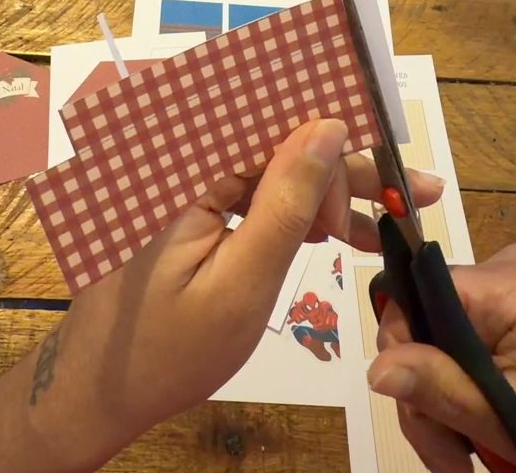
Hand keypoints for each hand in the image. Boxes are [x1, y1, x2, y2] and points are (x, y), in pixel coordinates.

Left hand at [39, 118, 442, 466]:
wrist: (100, 388)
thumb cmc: (170, 346)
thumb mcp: (242, 280)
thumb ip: (285, 203)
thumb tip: (328, 128)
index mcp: (191, 167)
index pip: (273, 127)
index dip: (336, 136)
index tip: (393, 153)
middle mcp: (188, 162)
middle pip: (279, 145)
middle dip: (346, 166)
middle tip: (415, 188)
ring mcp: (191, 186)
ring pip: (273, 170)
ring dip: (330, 191)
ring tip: (392, 213)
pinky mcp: (196, 210)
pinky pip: (255, 195)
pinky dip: (299, 212)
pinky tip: (343, 229)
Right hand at [367, 244, 515, 472]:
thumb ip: (443, 389)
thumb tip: (374, 370)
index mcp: (512, 282)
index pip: (419, 293)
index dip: (404, 349)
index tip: (421, 416)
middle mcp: (509, 267)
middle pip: (427, 319)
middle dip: (427, 392)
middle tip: (452, 460)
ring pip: (441, 336)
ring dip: (443, 401)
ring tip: (468, 460)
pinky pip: (467, 339)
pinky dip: (465, 388)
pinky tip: (482, 432)